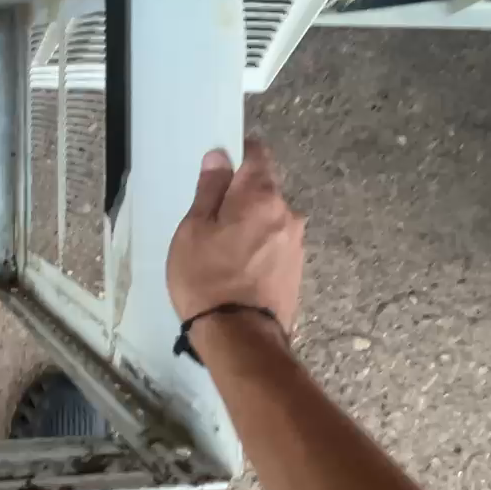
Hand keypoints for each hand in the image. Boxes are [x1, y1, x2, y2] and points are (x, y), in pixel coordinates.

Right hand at [166, 139, 305, 334]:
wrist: (240, 337)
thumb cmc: (207, 277)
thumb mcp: (194, 229)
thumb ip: (209, 190)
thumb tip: (219, 157)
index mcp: (260, 197)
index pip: (257, 155)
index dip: (238, 152)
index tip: (218, 164)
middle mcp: (287, 214)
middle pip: (263, 189)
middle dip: (239, 194)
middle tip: (208, 215)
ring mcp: (296, 244)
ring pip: (268, 218)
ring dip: (247, 223)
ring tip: (219, 248)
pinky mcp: (296, 270)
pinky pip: (272, 243)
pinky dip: (256, 246)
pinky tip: (235, 266)